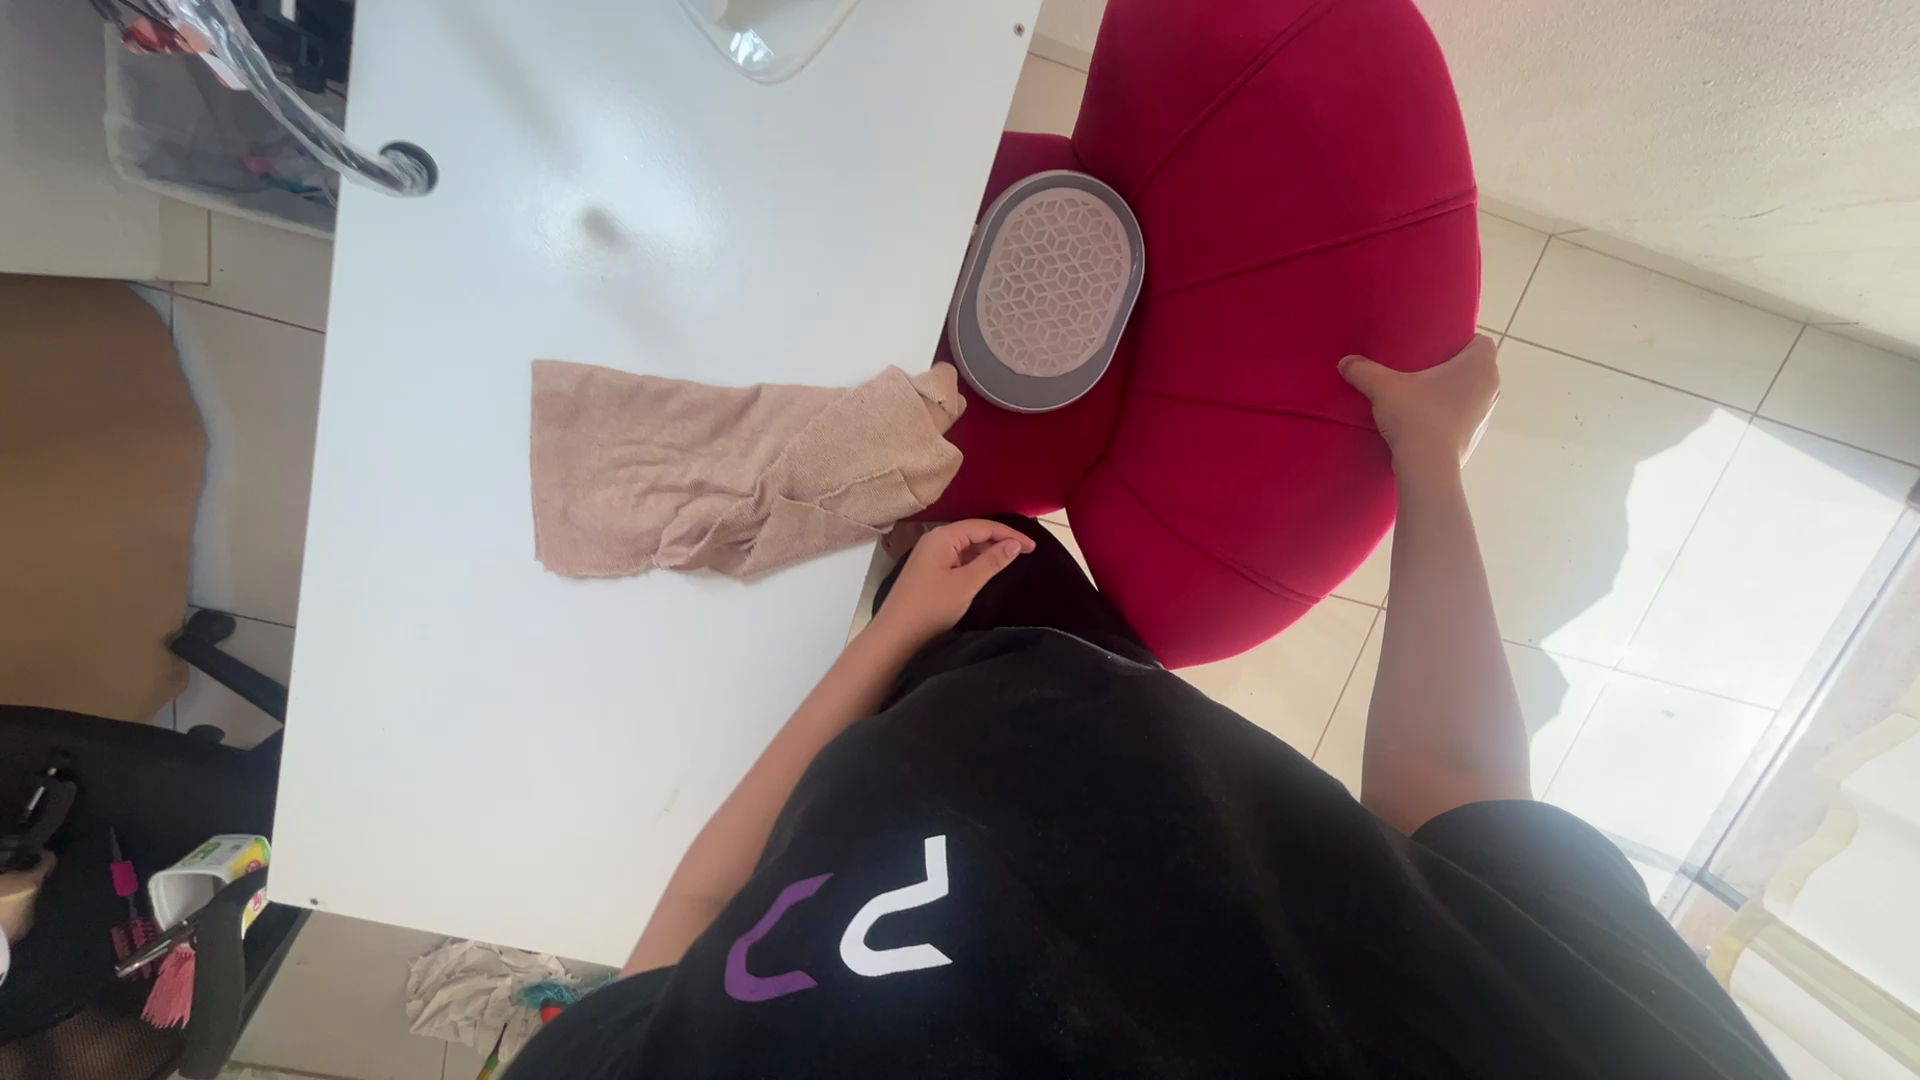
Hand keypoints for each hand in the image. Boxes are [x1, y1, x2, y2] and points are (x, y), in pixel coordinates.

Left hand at [870, 519, 1034, 647]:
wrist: (896, 632)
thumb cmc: (932, 607)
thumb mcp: (966, 584)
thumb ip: (992, 561)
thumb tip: (1015, 544)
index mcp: (943, 537)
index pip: (983, 526)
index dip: (1010, 534)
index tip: (1033, 546)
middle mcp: (935, 538)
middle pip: (973, 531)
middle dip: (1000, 538)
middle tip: (1027, 550)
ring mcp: (929, 552)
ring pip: (965, 544)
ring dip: (988, 549)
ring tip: (1011, 557)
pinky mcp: (928, 567)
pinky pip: (957, 555)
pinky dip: (974, 559)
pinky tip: (987, 567)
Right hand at [1339, 334, 1499, 471]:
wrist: (1427, 465)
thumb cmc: (1416, 417)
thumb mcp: (1383, 388)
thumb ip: (1363, 371)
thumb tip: (1345, 362)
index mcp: (1479, 366)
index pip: (1481, 341)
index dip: (1460, 342)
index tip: (1434, 349)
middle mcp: (1491, 387)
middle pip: (1475, 368)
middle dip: (1451, 368)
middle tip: (1421, 372)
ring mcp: (1486, 414)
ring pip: (1471, 394)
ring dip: (1451, 393)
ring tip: (1422, 398)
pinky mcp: (1475, 436)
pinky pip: (1464, 417)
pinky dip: (1448, 416)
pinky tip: (1424, 422)